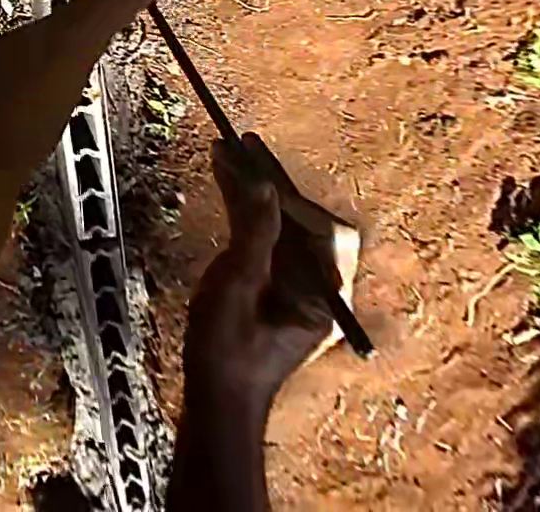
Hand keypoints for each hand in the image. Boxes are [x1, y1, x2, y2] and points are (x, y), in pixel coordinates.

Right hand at [183, 137, 335, 404]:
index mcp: (323, 291)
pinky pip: (263, 240)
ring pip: (277, 227)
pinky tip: (228, 189)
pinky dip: (244, 212)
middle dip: (266, 182)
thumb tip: (264, 186)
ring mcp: (294, 287)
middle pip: (297, 221)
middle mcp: (317, 286)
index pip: (315, 225)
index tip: (252, 156)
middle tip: (238, 144)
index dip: (284, 188)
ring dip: (251, 192)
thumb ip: (254, 233)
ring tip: (224, 156)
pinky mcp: (272, 287)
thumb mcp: (238, 285)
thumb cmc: (227, 346)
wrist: (216, 396)